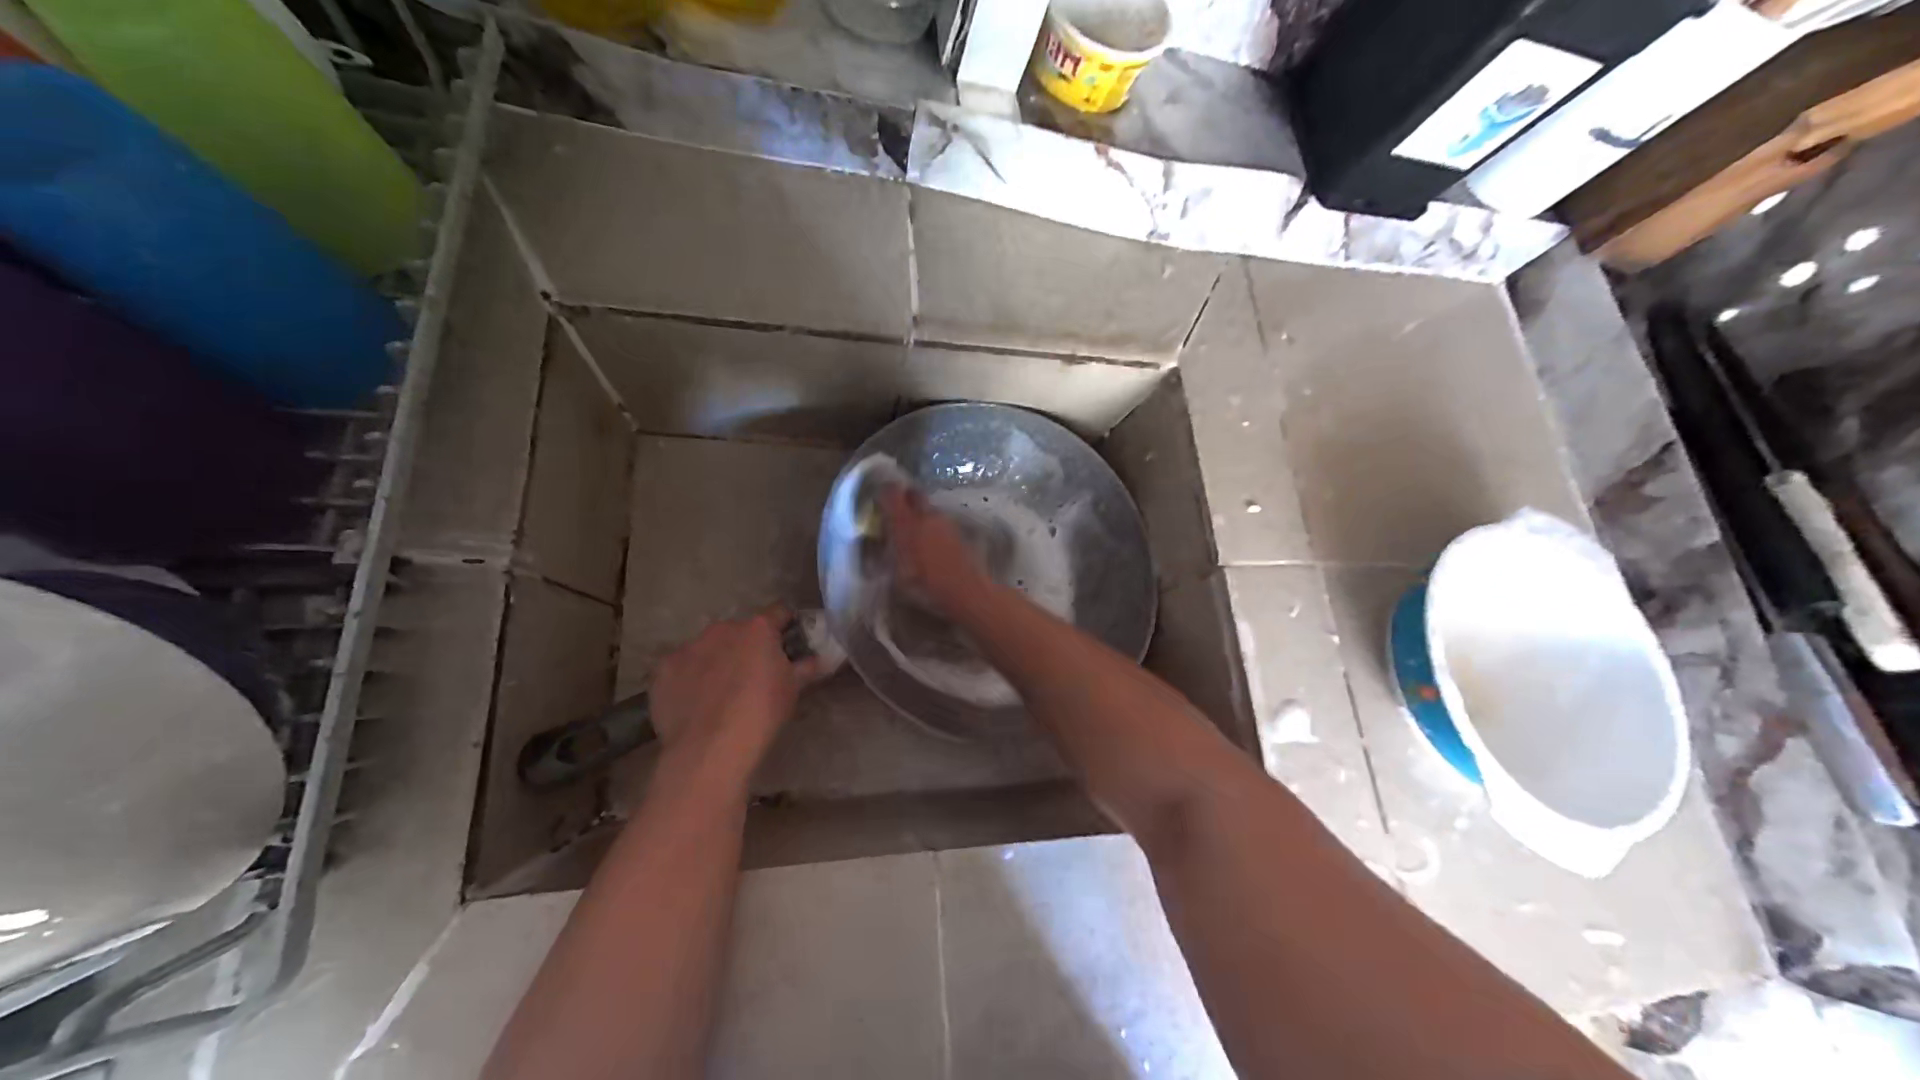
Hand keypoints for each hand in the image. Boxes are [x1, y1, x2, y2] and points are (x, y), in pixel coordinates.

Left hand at [648, 606, 823, 767]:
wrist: (710, 748)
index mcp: (757, 629)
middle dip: (745, 648)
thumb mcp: (793, 690)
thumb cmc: (761, 714)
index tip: (787, 642)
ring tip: (719, 695)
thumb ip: (805, 668)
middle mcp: (722, 629)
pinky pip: (680, 668)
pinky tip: (694, 704)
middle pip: (739, 632)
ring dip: (715, 662)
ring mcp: (688, 647)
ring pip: (707, 649)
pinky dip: (688, 680)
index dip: (784, 626)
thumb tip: (817, 659)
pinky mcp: (663, 669)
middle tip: (752, 677)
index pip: (778, 613)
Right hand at [881, 485, 990, 615]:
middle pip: (914, 493)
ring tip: (913, 534)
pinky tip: (931, 546)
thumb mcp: (896, 576)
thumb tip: (880, 544)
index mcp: (905, 523)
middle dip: (904, 497)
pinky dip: (933, 527)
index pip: (891, 492)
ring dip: (920, 514)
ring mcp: (946, 522)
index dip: (883, 493)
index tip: (877, 501)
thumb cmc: (926, 587)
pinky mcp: (959, 532)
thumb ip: (886, 555)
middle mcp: (926, 516)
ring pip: (929, 509)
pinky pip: (940, 522)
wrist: (967, 592)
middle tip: (896, 512)